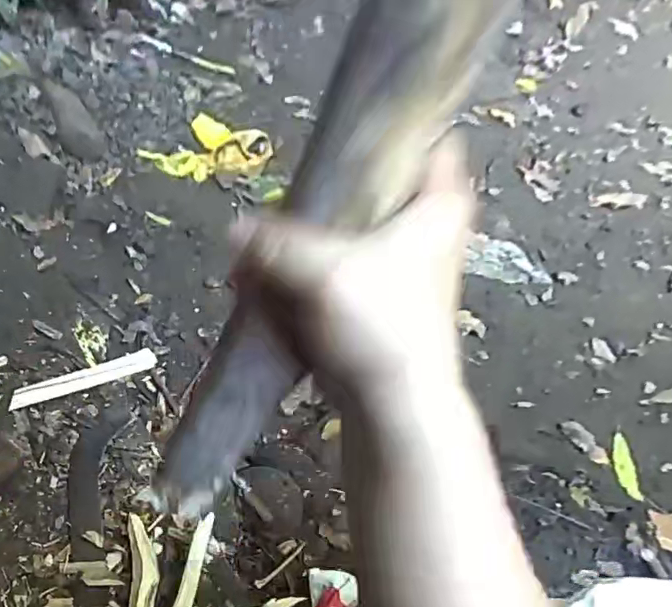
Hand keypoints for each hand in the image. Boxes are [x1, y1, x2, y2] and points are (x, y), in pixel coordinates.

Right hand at [230, 135, 473, 412]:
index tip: (333, 149)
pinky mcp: (365, 310)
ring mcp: (389, 276)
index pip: (420, 141)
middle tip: (275, 217)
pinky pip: (325, 284)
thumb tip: (234, 230)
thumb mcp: (324, 272)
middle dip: (314, 211)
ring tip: (256, 261)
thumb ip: (276, 245)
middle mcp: (419, 234)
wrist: (391, 403)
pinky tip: (266, 291)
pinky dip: (298, 286)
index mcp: (436, 206)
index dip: (379, 137)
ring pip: (337, 246)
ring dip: (296, 254)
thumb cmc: (380, 327)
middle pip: (362, 199)